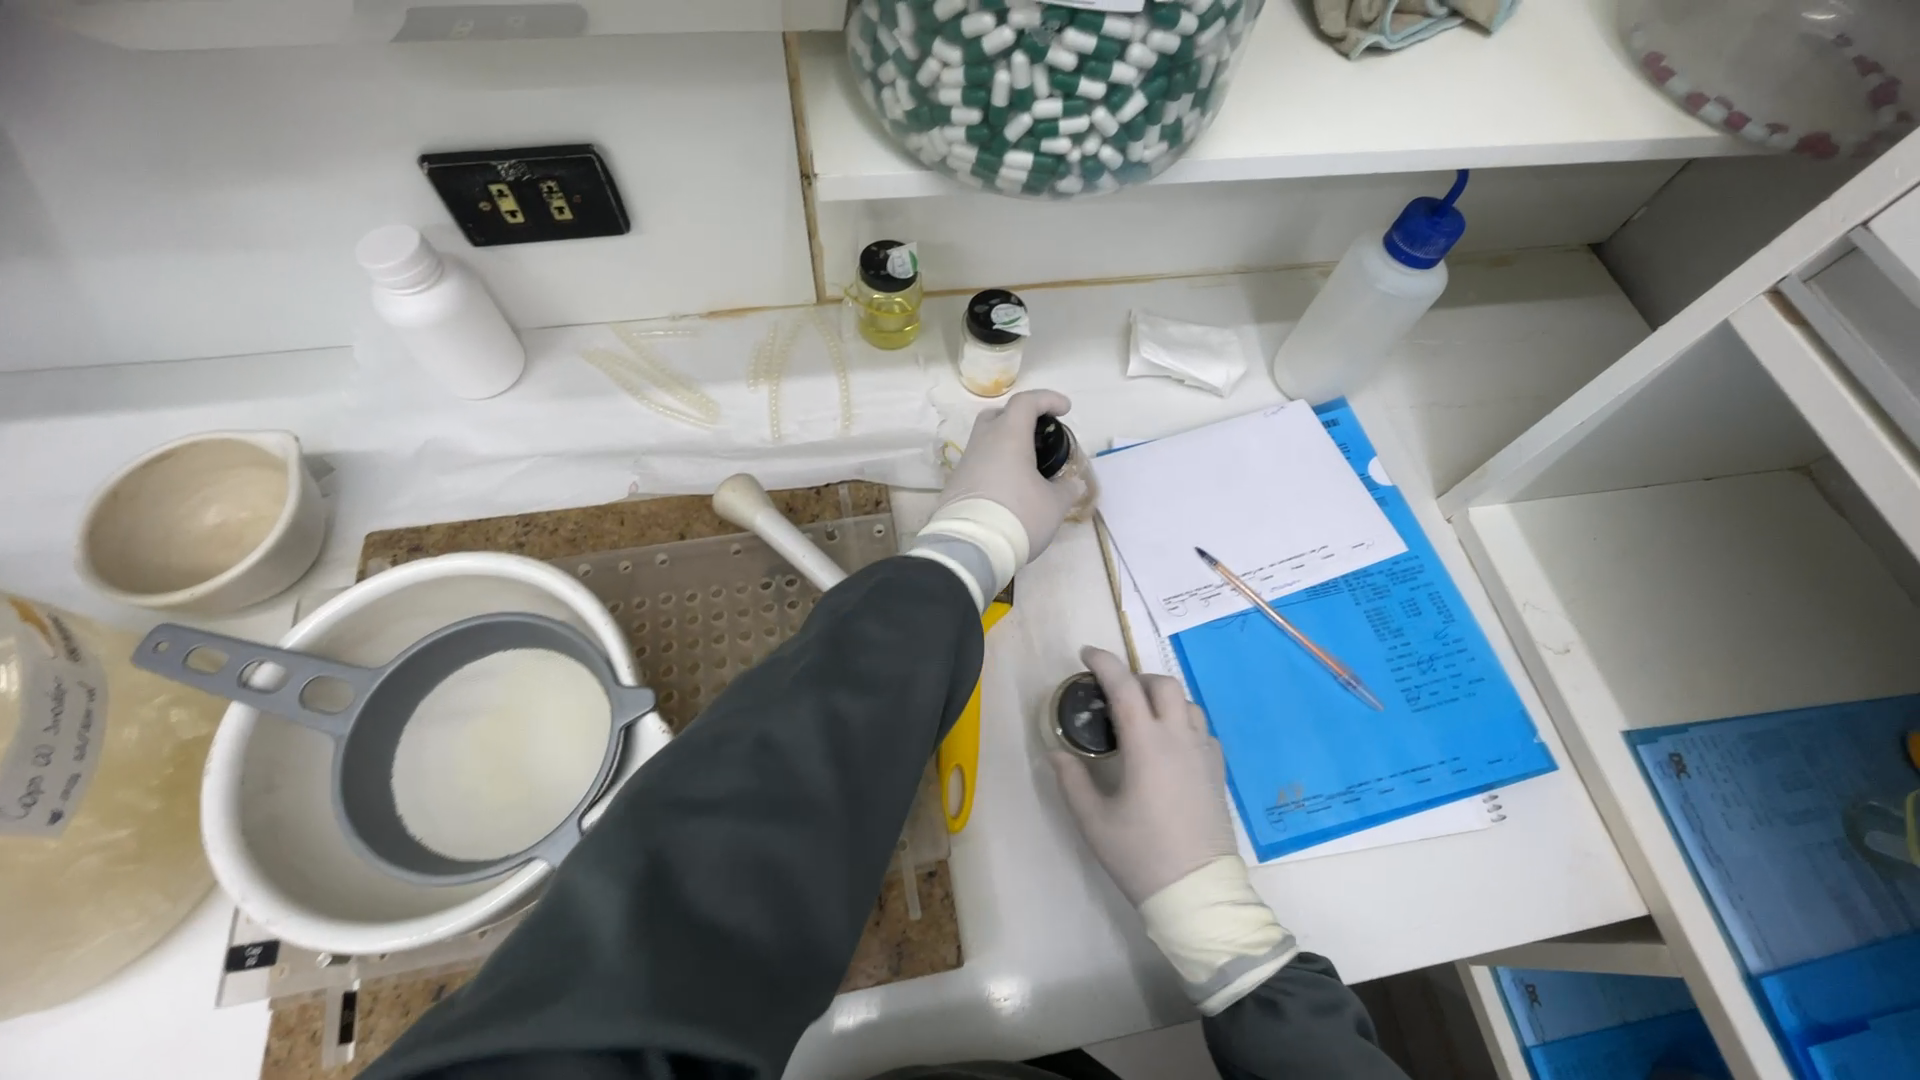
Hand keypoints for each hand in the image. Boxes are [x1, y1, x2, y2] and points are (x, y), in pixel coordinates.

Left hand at [937, 389, 1082, 559]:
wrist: (971, 548)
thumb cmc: (1019, 516)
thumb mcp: (1054, 505)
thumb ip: (1066, 490)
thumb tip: (1072, 484)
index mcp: (1008, 436)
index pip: (1026, 402)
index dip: (1047, 399)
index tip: (1064, 409)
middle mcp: (983, 442)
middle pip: (998, 416)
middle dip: (1019, 418)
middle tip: (1038, 435)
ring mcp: (965, 463)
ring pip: (985, 441)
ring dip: (1006, 446)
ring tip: (1026, 467)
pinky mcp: (955, 485)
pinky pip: (978, 465)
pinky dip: (995, 468)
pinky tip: (1008, 489)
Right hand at [1050, 645, 1236, 905]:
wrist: (1197, 892)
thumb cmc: (1140, 855)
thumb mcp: (1094, 820)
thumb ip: (1071, 780)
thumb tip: (1055, 752)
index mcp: (1147, 744)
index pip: (1124, 686)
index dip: (1104, 663)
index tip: (1086, 654)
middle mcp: (1179, 739)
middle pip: (1163, 684)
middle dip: (1136, 676)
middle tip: (1113, 690)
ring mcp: (1204, 754)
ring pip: (1187, 704)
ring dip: (1162, 697)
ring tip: (1141, 715)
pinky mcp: (1217, 773)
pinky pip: (1201, 730)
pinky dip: (1181, 722)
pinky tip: (1168, 745)